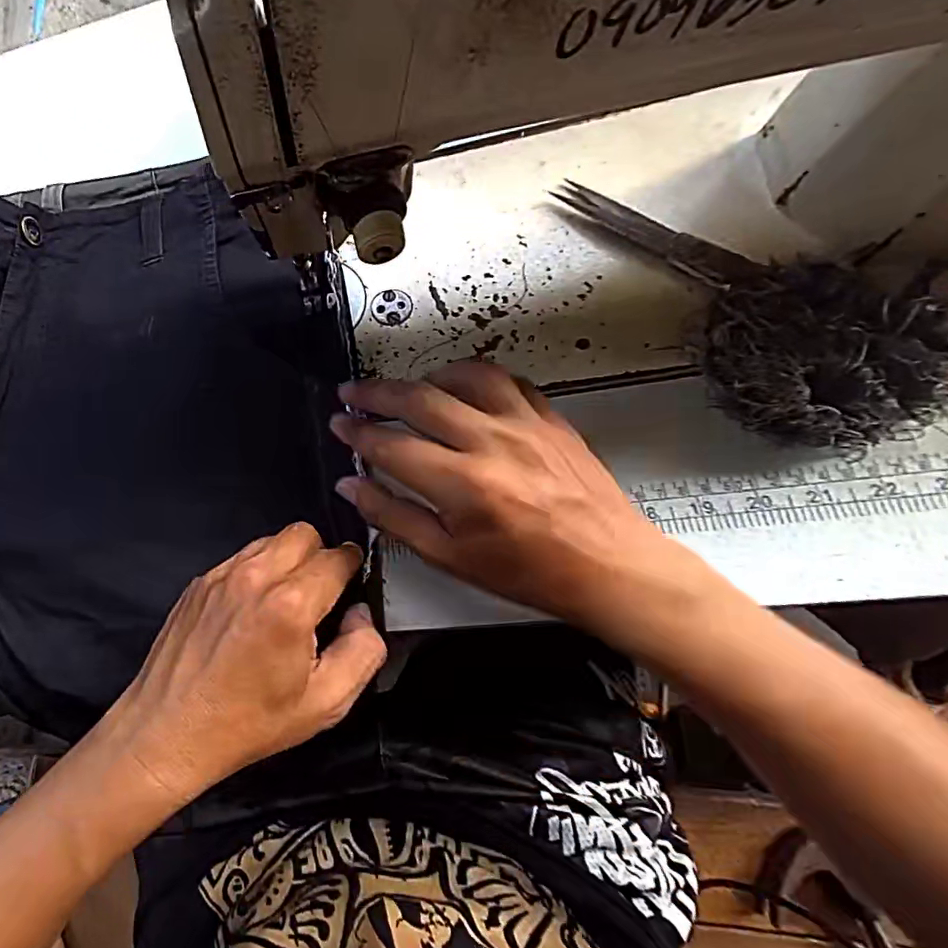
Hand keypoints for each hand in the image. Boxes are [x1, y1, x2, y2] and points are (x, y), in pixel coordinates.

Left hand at [97, 523, 385, 805]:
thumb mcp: (326, 702)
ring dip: (286, 560)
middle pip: (302, 533)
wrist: (171, 730)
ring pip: (268, 540)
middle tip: (321, 591)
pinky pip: (238, 558)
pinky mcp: (198, 584)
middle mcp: (253, 579)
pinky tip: (252, 609)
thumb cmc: (248, 722)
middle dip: (320, 555)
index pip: (337, 558)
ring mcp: (220, 577)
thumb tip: (362, 615)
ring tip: (285, 601)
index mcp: (289, 605)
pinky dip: (254, 572)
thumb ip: (362, 651)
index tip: (353, 582)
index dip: (353, 567)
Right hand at [329, 361, 706, 632]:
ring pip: (463, 376)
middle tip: (352, 393)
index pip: (390, 445)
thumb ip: (392, 515)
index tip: (340, 425)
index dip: (357, 432)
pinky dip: (473, 378)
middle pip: (418, 399)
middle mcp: (491, 443)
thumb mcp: (446, 556)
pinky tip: (461, 389)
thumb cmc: (528, 571)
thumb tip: (351, 486)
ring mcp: (524, 425)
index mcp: (461, 484)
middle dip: (375, 392)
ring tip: (405, 386)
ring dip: (425, 376)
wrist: (607, 567)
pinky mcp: (549, 419)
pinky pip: (506, 380)